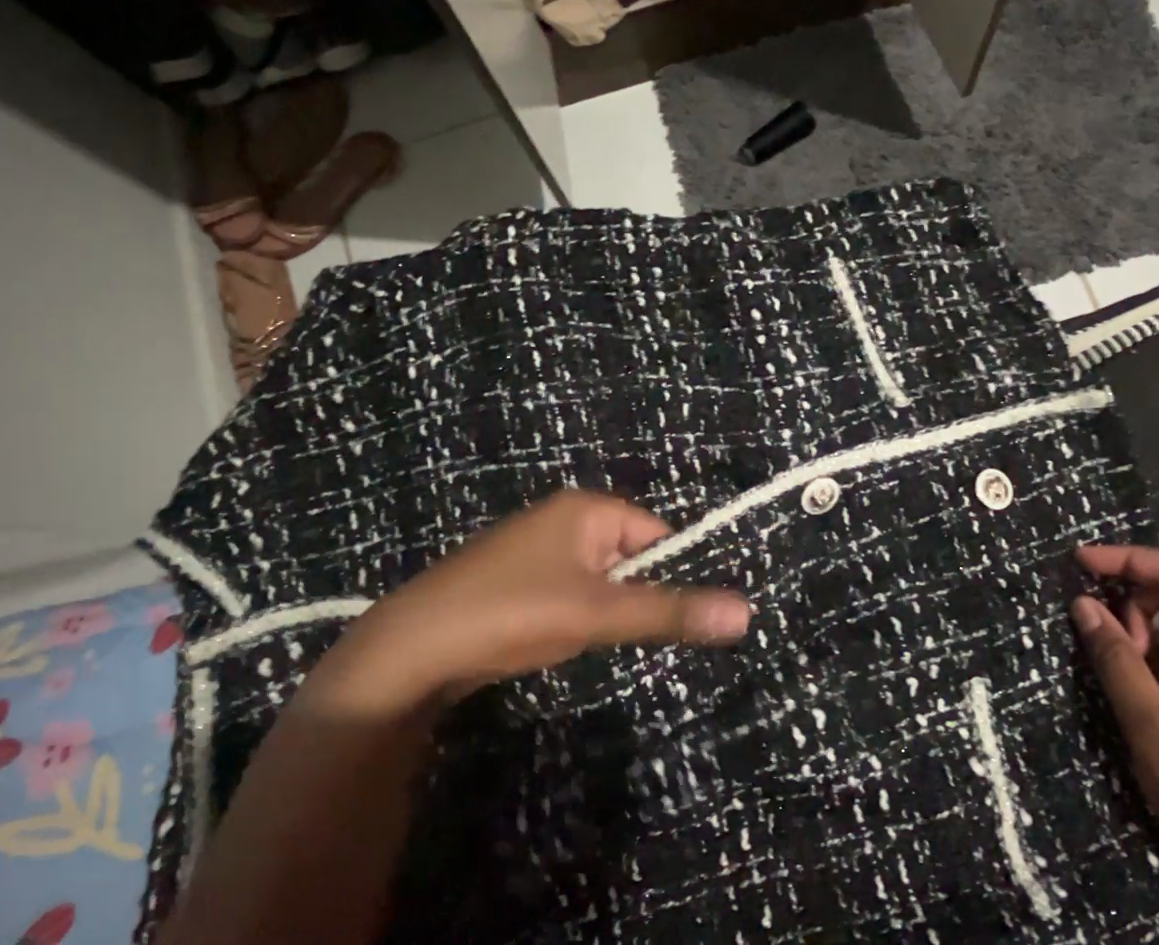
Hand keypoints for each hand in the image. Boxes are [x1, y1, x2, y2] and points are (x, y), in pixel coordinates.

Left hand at [304, 490, 752, 718]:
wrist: (412, 649)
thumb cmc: (513, 613)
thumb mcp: (598, 613)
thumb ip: (670, 612)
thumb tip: (746, 612)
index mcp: (585, 508)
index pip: (657, 534)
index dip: (675, 574)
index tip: (686, 616)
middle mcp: (561, 520)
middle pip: (629, 556)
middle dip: (637, 597)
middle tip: (641, 635)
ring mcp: (534, 551)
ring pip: (599, 581)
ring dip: (607, 612)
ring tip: (599, 641)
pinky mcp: (515, 583)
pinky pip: (568, 594)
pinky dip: (577, 617)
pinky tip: (565, 643)